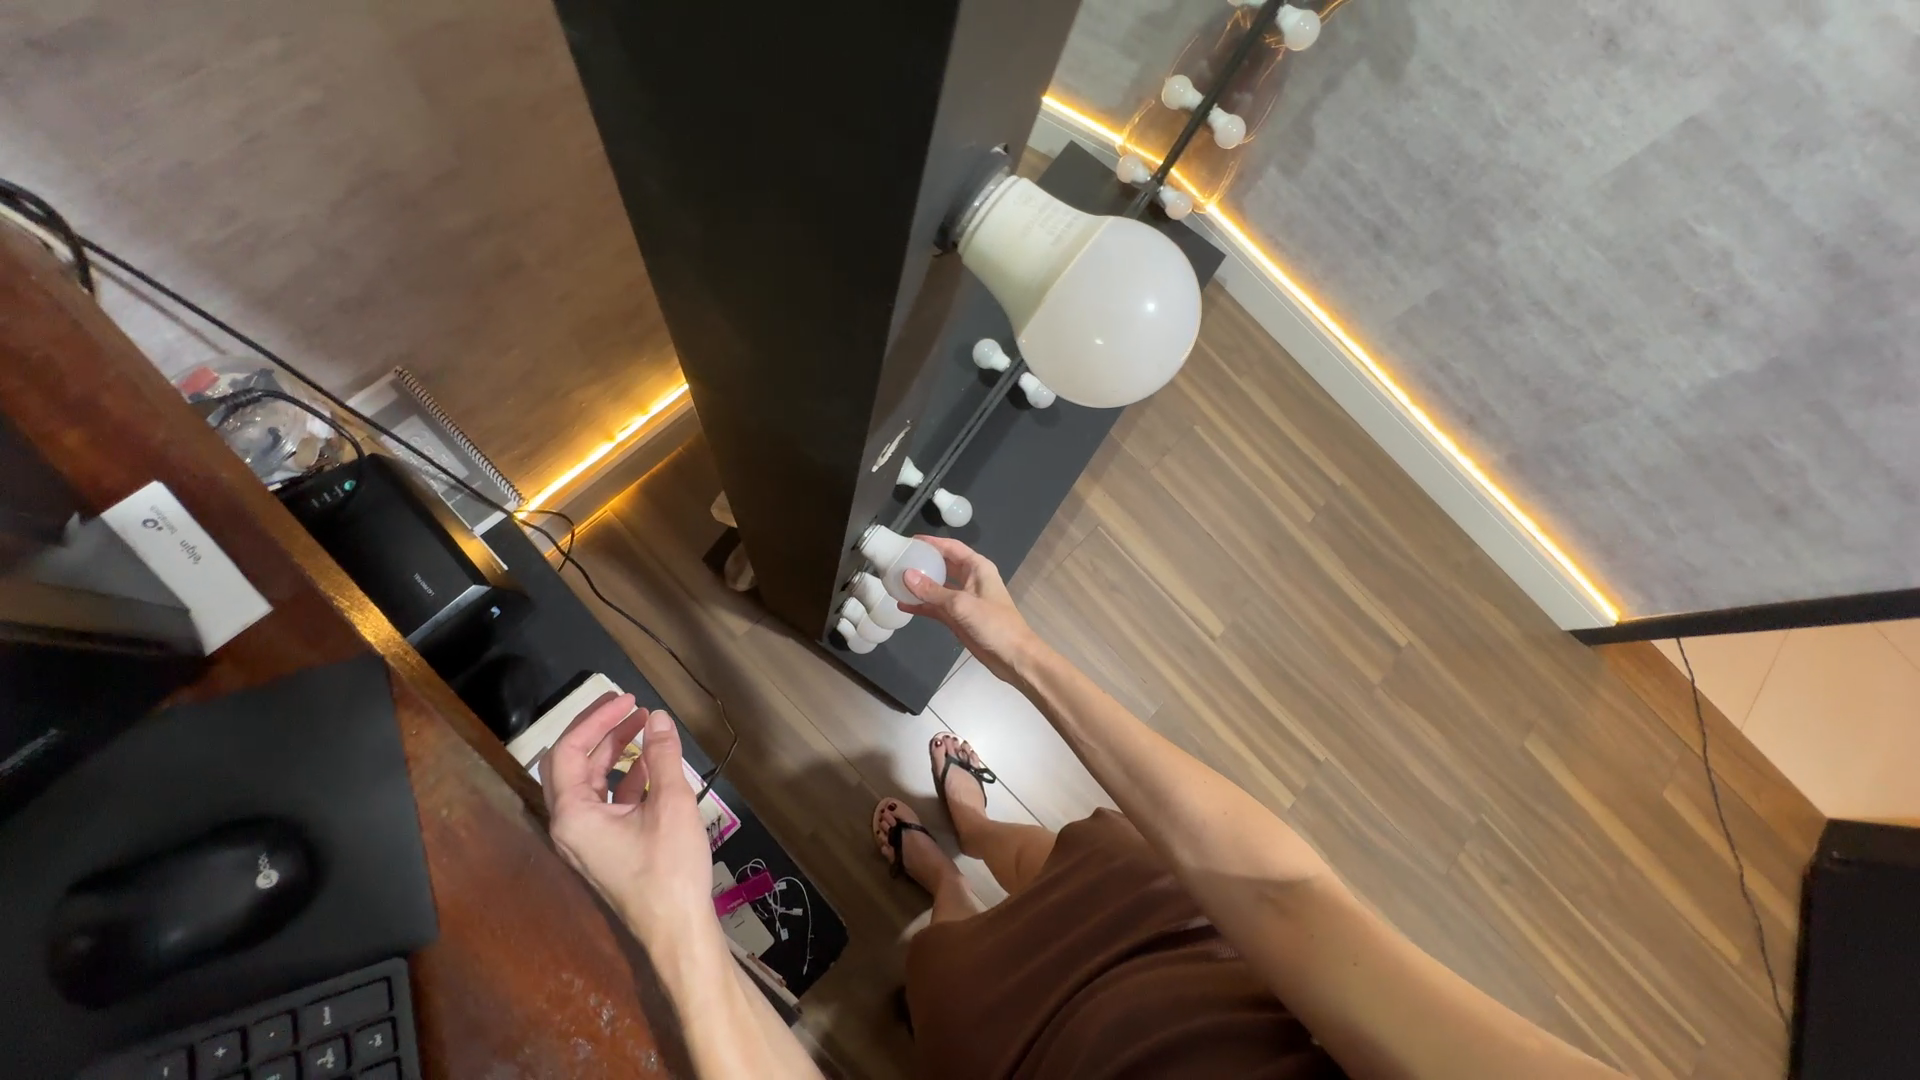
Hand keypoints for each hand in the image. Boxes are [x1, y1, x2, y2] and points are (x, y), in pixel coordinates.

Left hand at [542, 694, 715, 948]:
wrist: (676, 928)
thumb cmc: (669, 867)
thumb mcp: (671, 803)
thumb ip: (663, 756)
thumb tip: (658, 718)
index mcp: (573, 815)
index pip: (567, 752)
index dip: (595, 720)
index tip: (627, 700)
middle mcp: (569, 825)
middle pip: (572, 765)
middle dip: (601, 731)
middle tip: (632, 706)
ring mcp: (586, 840)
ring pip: (590, 783)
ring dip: (614, 752)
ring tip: (645, 727)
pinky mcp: (605, 848)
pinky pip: (606, 802)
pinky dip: (626, 777)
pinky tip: (653, 765)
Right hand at [899, 535, 1044, 684]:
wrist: (1012, 656)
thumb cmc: (994, 624)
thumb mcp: (962, 605)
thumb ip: (933, 591)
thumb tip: (907, 575)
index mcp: (977, 568)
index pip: (951, 548)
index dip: (931, 543)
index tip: (909, 541)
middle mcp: (970, 580)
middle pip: (943, 565)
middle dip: (922, 563)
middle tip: (897, 561)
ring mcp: (963, 600)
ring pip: (937, 587)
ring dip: (919, 586)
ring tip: (894, 582)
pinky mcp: (958, 617)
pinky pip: (936, 606)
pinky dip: (922, 606)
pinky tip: (903, 605)